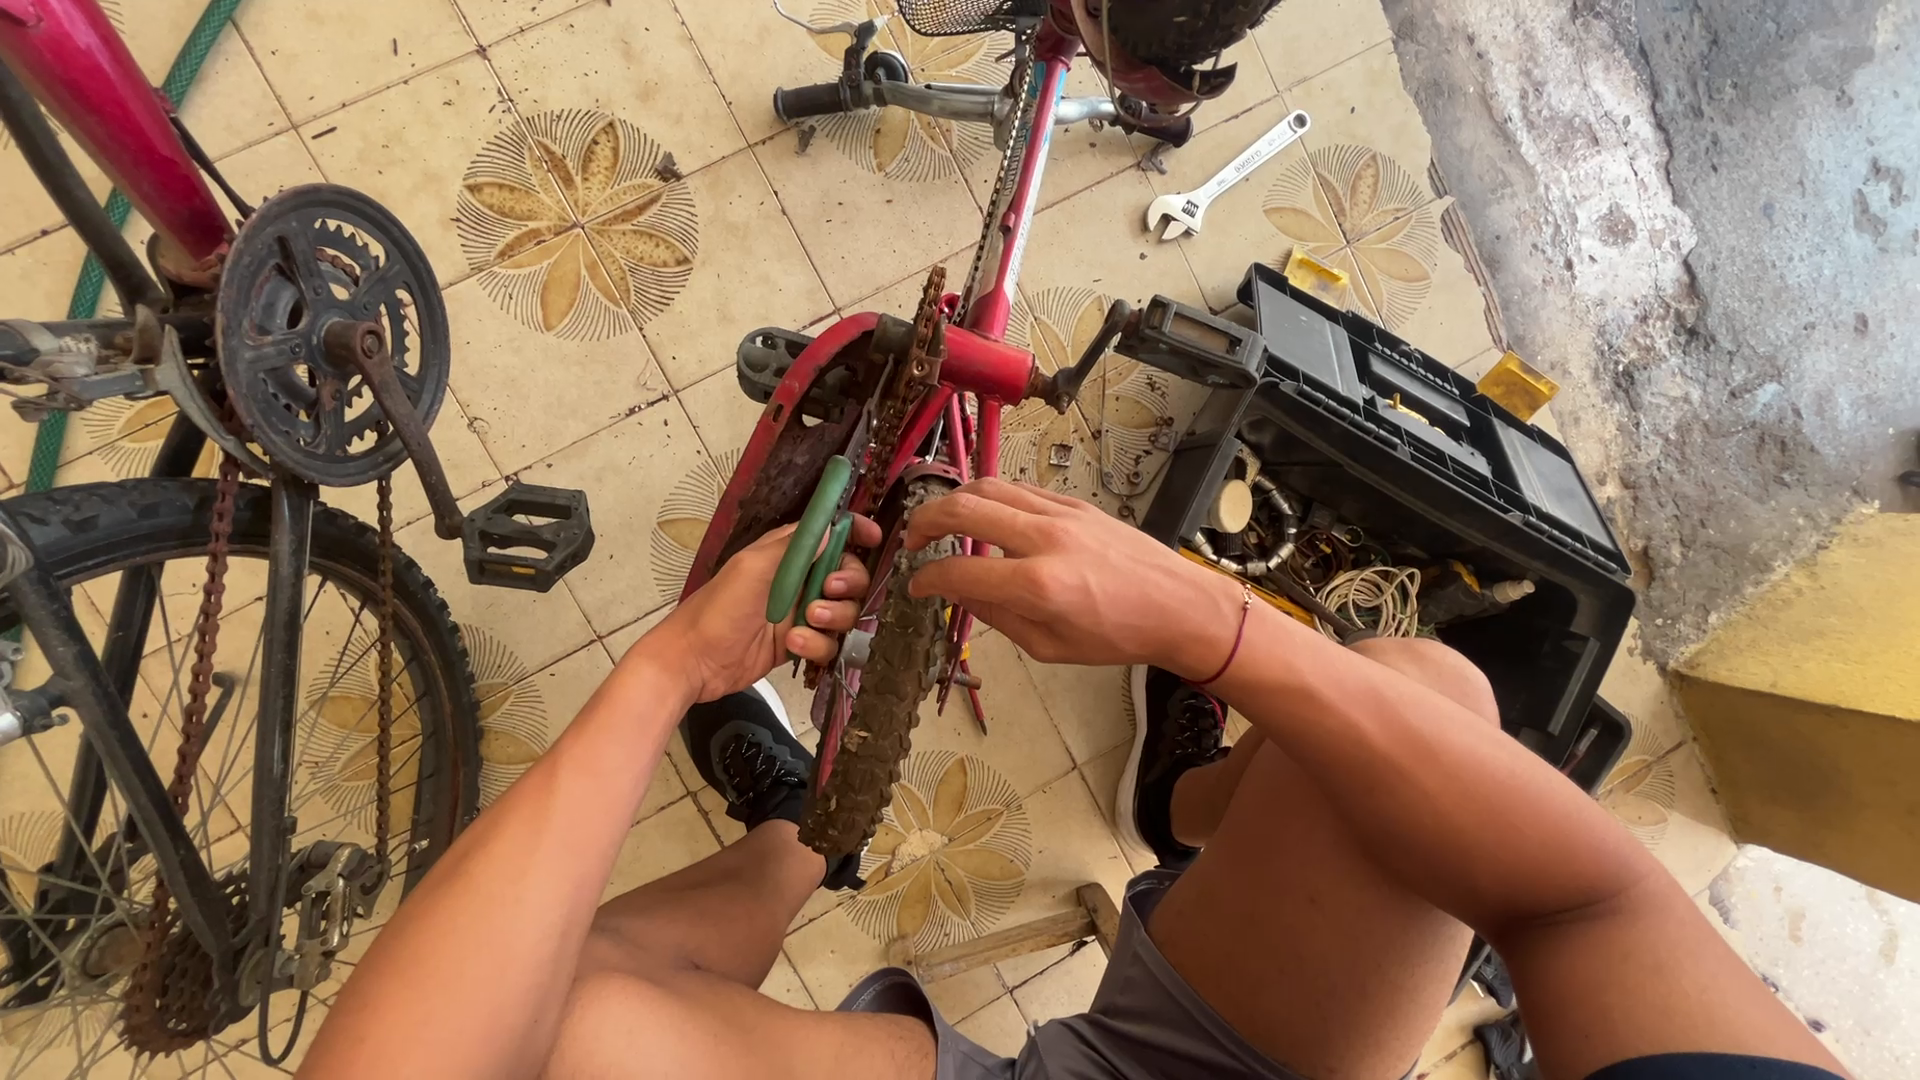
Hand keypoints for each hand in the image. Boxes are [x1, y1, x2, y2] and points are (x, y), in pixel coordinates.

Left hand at [644, 516, 881, 701]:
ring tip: (806, 622)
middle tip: (829, 590)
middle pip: (851, 576)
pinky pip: (830, 643)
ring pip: (845, 612)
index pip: (833, 534)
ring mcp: (804, 613)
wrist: (694, 662)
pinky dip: (816, 645)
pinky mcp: (802, 644)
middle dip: (849, 583)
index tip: (874, 538)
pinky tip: (793, 646)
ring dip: (833, 617)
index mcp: (789, 552)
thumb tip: (831, 527)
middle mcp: (802, 579)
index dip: (856, 532)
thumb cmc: (717, 608)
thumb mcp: (752, 567)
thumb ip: (794, 548)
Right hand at [903, 478, 1242, 678]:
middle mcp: (1044, 539)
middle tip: (911, 541)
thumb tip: (958, 593)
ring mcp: (1060, 513)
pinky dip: (991, 498)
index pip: (958, 571)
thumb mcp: (1048, 646)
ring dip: (954, 501)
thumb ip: (996, 616)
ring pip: (989, 488)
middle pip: (964, 509)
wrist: (1177, 604)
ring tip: (940, 522)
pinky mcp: (1074, 503)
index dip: (926, 579)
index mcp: (1037, 585)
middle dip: (924, 521)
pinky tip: (986, 516)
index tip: (915, 587)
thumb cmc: (1115, 636)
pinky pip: (1020, 489)